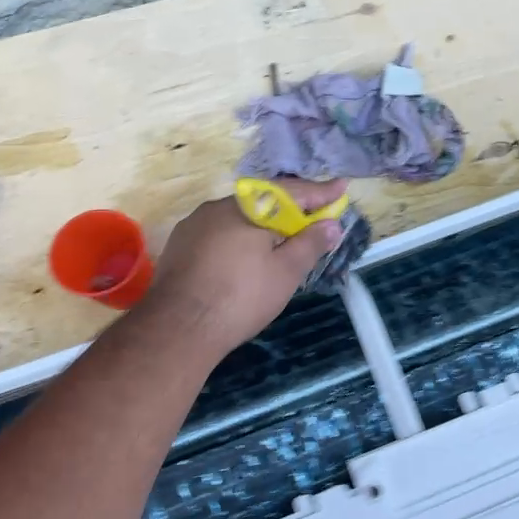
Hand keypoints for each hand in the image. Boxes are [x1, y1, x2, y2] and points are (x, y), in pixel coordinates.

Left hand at [136, 179, 347, 356]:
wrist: (178, 329)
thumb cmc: (240, 298)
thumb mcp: (285, 273)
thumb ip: (310, 244)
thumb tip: (331, 223)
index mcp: (247, 208)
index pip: (291, 192)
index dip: (319, 192)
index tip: (341, 189)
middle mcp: (217, 207)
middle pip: (262, 202)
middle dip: (290, 209)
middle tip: (314, 217)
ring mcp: (194, 226)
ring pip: (237, 218)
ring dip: (262, 225)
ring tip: (281, 240)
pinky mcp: (180, 246)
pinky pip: (219, 234)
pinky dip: (239, 239)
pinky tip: (245, 258)